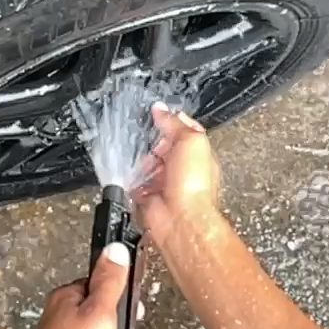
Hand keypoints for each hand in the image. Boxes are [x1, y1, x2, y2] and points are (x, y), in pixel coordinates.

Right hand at [133, 103, 224, 249]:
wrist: (181, 219)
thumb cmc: (194, 186)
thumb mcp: (190, 141)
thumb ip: (174, 123)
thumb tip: (160, 109)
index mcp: (197, 154)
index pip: (184, 130)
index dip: (171, 121)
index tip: (157, 114)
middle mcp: (182, 169)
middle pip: (162, 146)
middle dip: (154, 143)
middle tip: (151, 142)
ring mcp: (166, 183)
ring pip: (147, 163)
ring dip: (142, 161)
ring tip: (145, 162)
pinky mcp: (149, 196)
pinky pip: (135, 182)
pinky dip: (131, 178)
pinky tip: (134, 175)